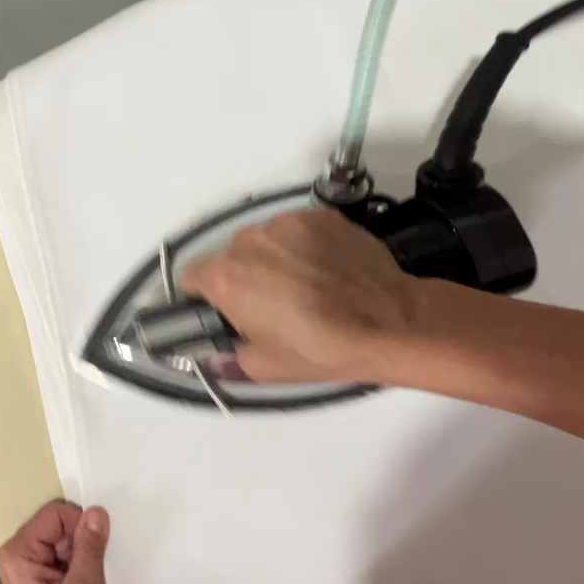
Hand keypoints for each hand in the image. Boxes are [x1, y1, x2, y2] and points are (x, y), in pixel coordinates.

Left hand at [0, 501, 108, 583]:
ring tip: (96, 583)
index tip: (101, 547)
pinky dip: (82, 569)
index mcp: (19, 551)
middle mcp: (18, 552)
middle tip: (99, 570)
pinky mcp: (40, 577)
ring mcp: (28, 564)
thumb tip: (98, 511)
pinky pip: (65, 557)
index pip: (55, 514)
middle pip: (59, 527)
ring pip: (66, 542)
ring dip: (85, 559)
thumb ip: (89, 550)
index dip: (81, 524)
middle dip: (84, 544)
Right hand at [181, 207, 421, 384]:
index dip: (203, 295)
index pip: (191, 276)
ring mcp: (284, 224)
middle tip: (273, 304)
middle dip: (245, 276)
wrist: (392, 323)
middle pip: (231, 256)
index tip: (224, 310)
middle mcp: (247, 242)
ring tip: (307, 284)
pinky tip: (328, 269)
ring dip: (275, 259)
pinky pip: (297, 230)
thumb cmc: (321, 348)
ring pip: (265, 241)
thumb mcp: (267, 367)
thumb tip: (215, 358)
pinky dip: (305, 246)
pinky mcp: (319, 216)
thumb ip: (230, 358)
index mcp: (225, 277)